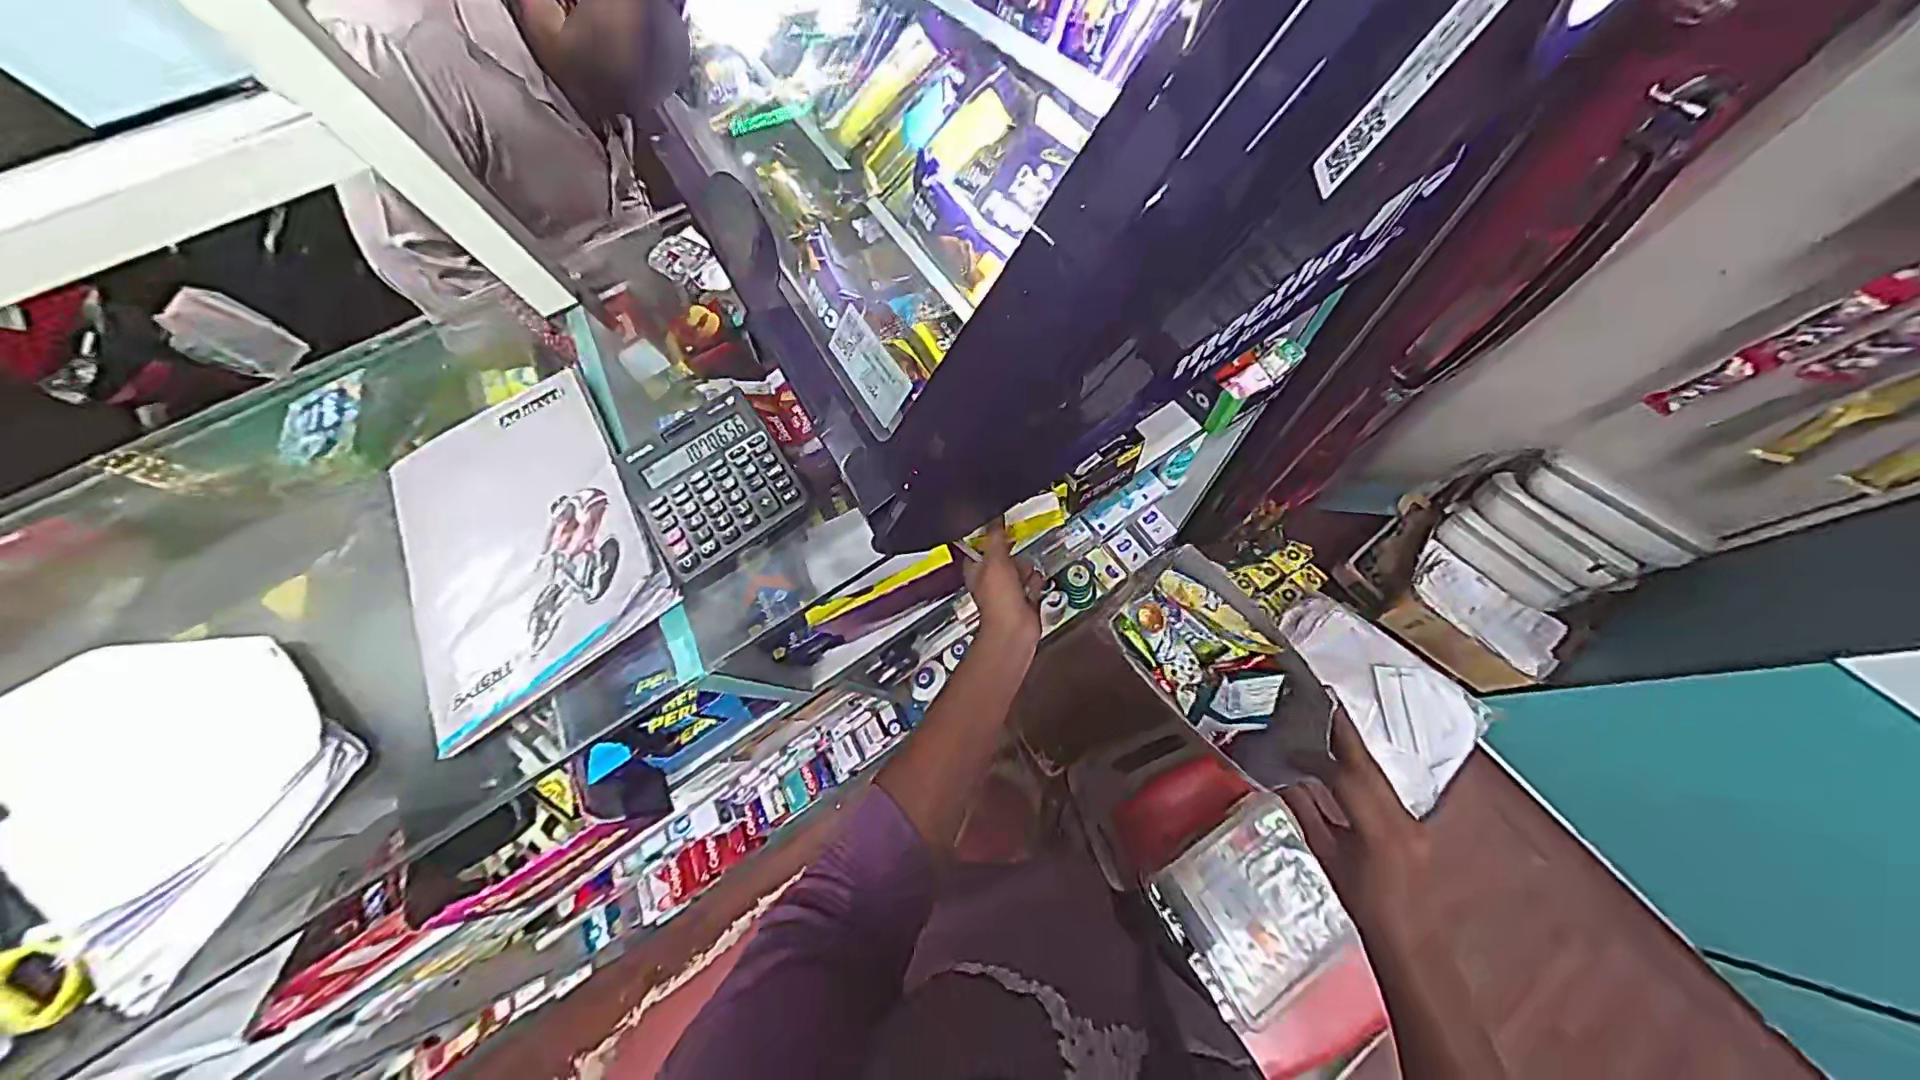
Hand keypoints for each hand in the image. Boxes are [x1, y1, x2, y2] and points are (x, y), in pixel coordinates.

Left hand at [955, 522, 1041, 646]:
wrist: (1016, 628)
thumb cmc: (999, 597)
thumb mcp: (996, 560)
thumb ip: (995, 539)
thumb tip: (994, 519)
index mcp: (976, 570)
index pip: (980, 548)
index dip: (990, 538)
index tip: (1002, 528)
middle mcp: (990, 580)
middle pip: (1005, 557)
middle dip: (1014, 556)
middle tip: (1017, 558)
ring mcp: (1007, 590)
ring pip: (1020, 569)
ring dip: (1027, 571)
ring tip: (1026, 576)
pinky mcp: (1024, 599)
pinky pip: (1032, 583)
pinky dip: (1035, 584)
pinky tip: (1034, 587)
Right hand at [1281, 701, 1433, 942]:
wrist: (1411, 940)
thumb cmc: (1365, 904)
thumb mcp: (1327, 855)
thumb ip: (1306, 811)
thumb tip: (1283, 778)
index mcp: (1379, 830)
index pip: (1344, 778)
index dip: (1314, 757)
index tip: (1290, 746)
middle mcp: (1404, 819)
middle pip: (1368, 763)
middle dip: (1344, 730)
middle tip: (1324, 699)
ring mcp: (1415, 820)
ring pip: (1379, 772)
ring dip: (1353, 747)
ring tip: (1331, 721)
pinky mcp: (1416, 824)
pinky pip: (1386, 786)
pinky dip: (1363, 769)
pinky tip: (1348, 759)